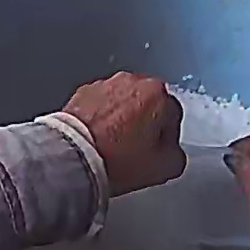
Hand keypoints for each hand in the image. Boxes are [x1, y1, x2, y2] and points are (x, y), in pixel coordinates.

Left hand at [62, 72, 185, 195]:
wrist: (72, 158)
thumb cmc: (116, 160)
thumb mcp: (164, 168)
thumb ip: (176, 155)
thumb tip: (170, 152)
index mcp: (158, 94)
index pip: (172, 116)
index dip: (166, 138)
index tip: (157, 152)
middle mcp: (132, 81)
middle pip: (146, 105)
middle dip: (143, 124)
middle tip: (134, 149)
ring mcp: (104, 85)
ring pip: (122, 103)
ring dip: (121, 119)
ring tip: (112, 146)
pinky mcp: (81, 93)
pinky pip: (99, 106)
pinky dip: (100, 118)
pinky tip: (96, 139)